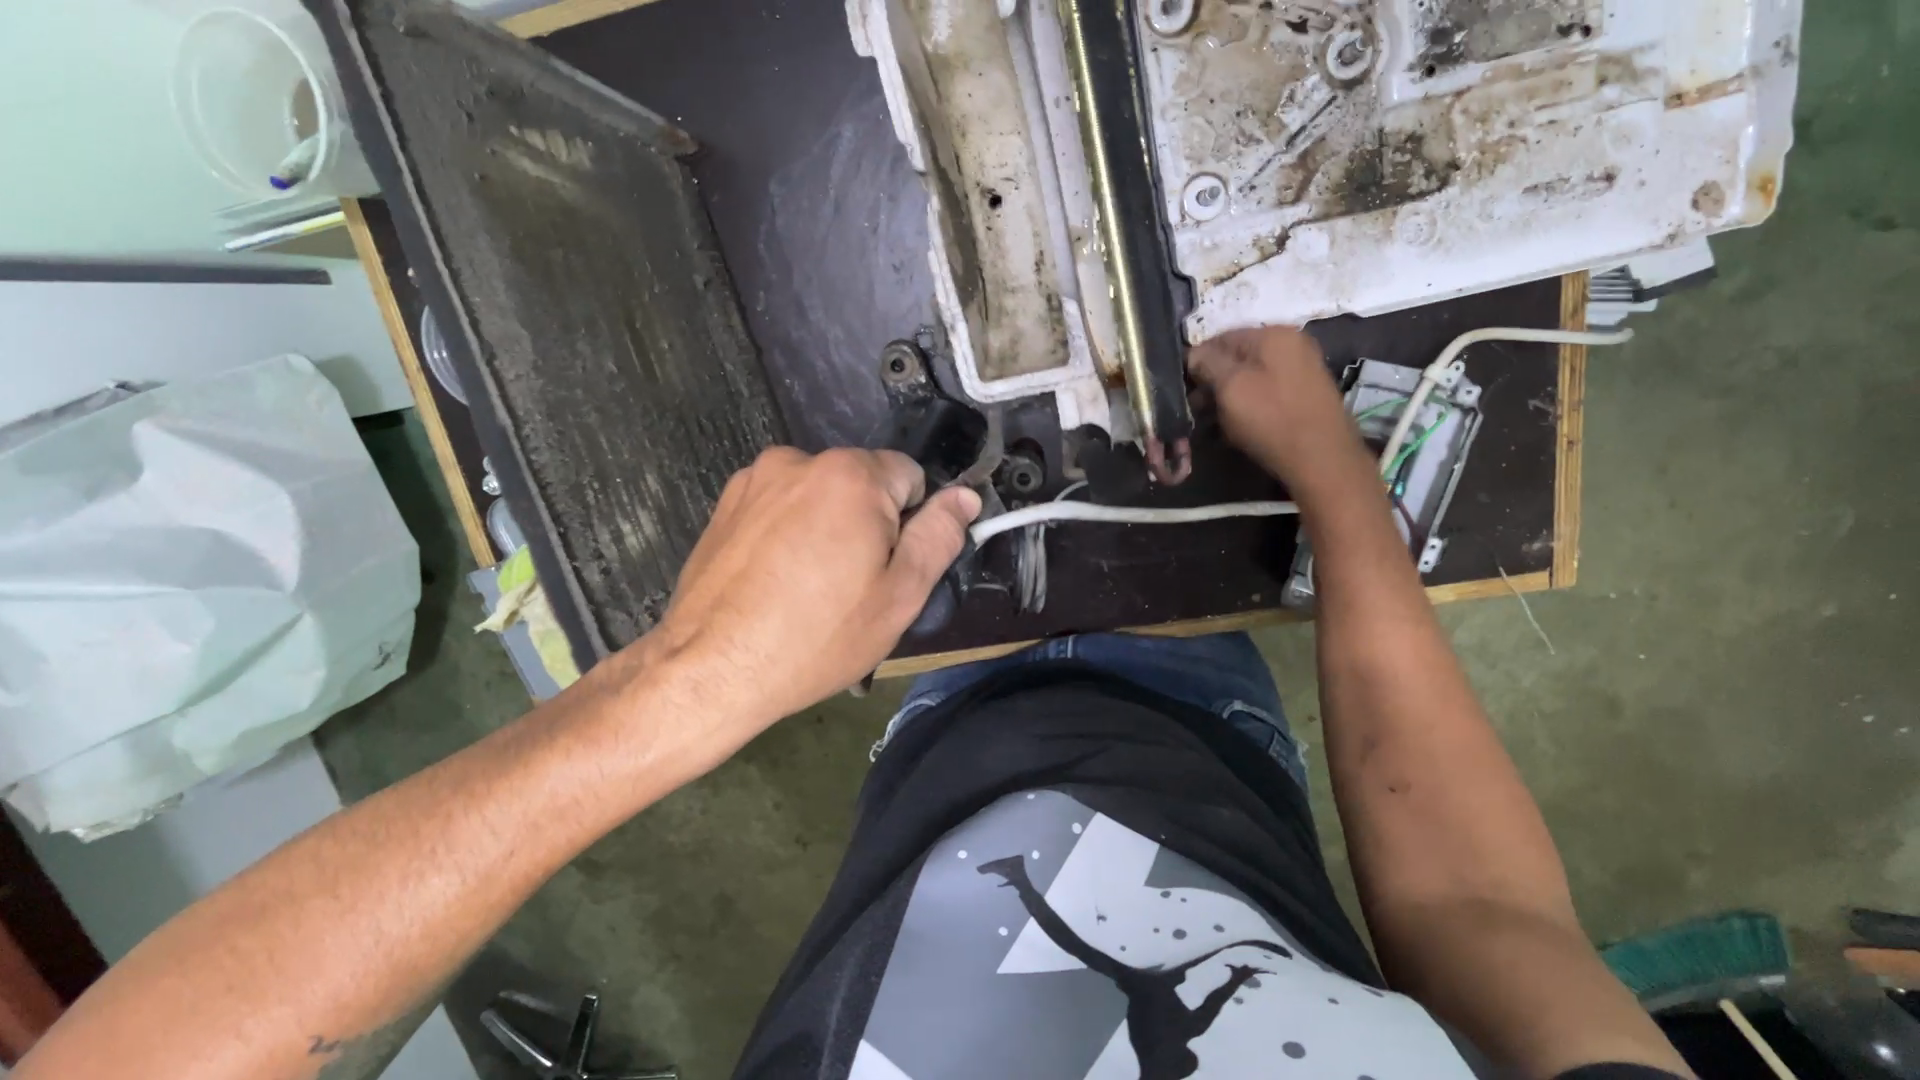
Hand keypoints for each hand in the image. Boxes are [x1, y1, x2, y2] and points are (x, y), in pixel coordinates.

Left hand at [650, 447, 979, 734]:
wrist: (712, 667)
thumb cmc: (817, 637)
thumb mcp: (899, 597)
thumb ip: (938, 537)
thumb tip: (965, 497)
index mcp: (850, 476)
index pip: (910, 476)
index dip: (910, 524)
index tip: (889, 570)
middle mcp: (800, 460)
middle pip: (862, 483)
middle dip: (868, 524)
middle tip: (852, 588)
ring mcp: (755, 479)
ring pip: (819, 495)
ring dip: (826, 526)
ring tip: (808, 589)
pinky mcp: (725, 504)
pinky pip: (779, 506)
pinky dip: (788, 533)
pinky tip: (776, 582)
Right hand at [1188, 326, 1368, 491]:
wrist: (1322, 459)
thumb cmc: (1271, 419)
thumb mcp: (1230, 387)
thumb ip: (1207, 364)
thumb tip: (1193, 355)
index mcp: (1274, 334)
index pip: (1222, 337)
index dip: (1198, 360)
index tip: (1184, 388)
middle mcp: (1292, 344)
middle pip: (1238, 356)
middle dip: (1214, 380)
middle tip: (1197, 408)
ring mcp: (1303, 369)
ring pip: (1252, 375)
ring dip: (1230, 395)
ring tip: (1216, 421)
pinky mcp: (1307, 393)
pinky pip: (1268, 390)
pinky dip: (1250, 404)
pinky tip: (1240, 425)